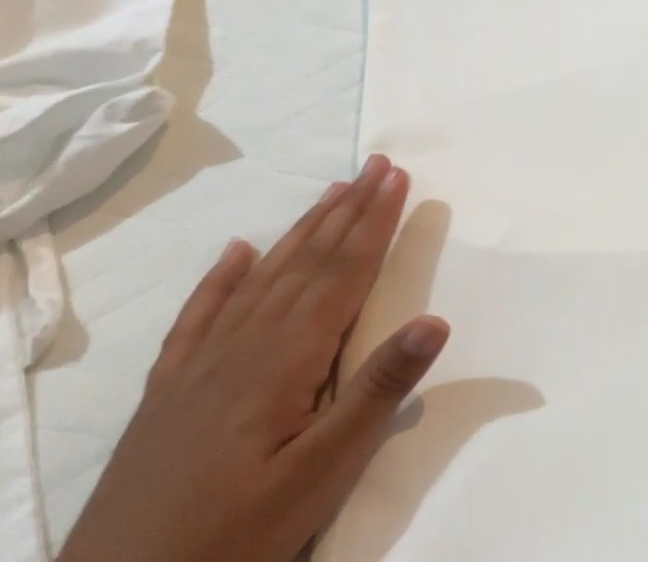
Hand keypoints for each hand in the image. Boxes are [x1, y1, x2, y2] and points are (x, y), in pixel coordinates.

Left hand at [58, 156, 448, 561]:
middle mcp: (241, 350)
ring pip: (260, 281)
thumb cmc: (240, 530)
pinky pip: (199, 320)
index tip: (398, 177)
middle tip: (376, 166)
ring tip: (331, 193)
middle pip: (304, 265)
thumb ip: (377, 392)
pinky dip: (220, 280)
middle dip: (346, 212)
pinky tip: (234, 254)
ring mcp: (198, 370)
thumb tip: (436, 319)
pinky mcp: (169, 395)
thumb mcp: (323, 470)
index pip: (341, 275)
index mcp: (284, 363)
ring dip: (300, 233)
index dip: (373, 223)